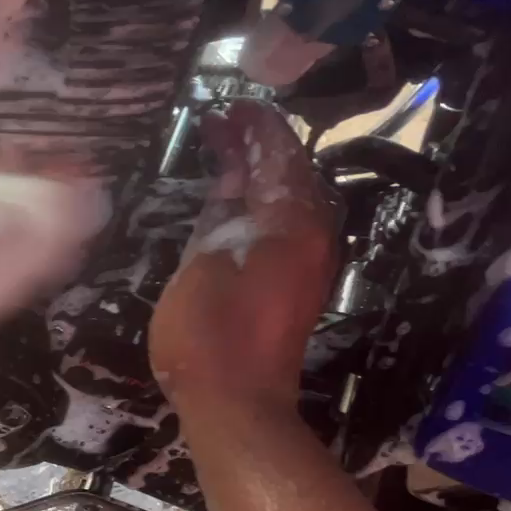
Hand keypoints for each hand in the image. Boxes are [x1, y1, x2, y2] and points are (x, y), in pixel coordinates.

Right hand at [149, 101, 338, 414]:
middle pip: (293, 174)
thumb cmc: (207, 336)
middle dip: (261, 148)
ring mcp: (309, 262)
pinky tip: (242, 211)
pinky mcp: (297, 286)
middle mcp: (312, 233)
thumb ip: (217, 221)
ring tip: (231, 164)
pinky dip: (266, 206)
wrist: (236, 402)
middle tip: (225, 132)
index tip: (227, 109)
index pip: (276, 155)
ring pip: (294, 201)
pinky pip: (288, 226)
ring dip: (265, 178)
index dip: (252, 129)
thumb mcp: (198, 269)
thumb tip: (231, 183)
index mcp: (289, 221)